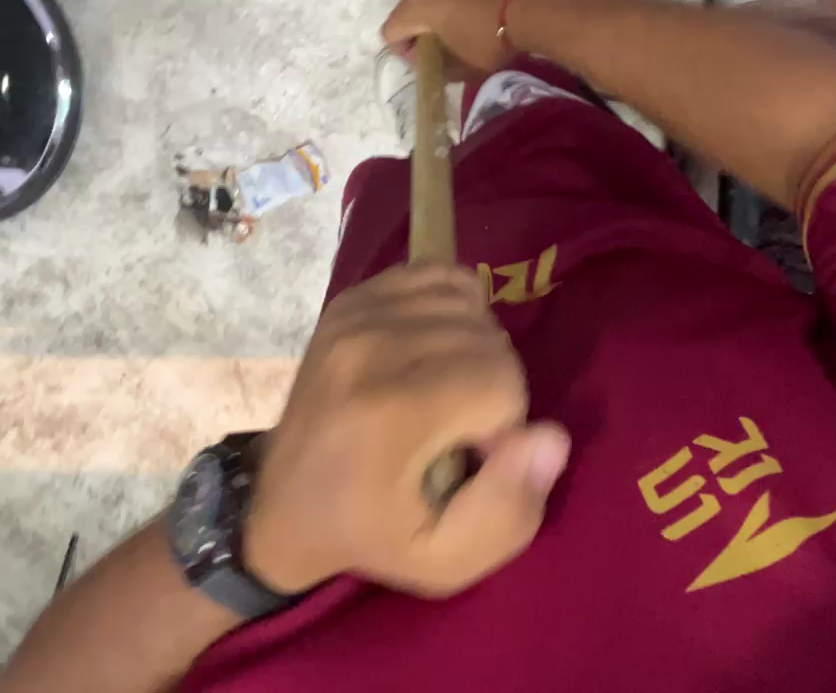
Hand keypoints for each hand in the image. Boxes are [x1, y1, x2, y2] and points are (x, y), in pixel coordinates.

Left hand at [244, 264, 569, 597]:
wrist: (285, 503)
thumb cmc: (370, 533)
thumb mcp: (444, 559)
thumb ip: (509, 510)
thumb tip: (550, 435)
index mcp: (390, 413)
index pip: (501, 380)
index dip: (503, 423)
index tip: (470, 454)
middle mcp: (369, 348)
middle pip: (487, 337)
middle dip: (493, 384)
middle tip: (457, 426)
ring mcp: (354, 315)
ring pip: (467, 302)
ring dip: (475, 345)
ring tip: (446, 387)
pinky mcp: (349, 299)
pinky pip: (436, 275)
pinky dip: (453, 306)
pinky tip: (436, 347)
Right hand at [381, 0, 533, 75]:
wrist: (528, 12)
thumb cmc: (489, 43)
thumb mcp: (461, 68)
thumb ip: (437, 67)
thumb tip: (428, 61)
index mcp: (418, 9)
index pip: (390, 30)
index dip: (401, 50)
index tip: (423, 62)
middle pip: (401, 8)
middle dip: (409, 29)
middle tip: (430, 49)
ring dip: (426, 16)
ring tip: (447, 35)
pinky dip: (442, 5)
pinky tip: (463, 21)